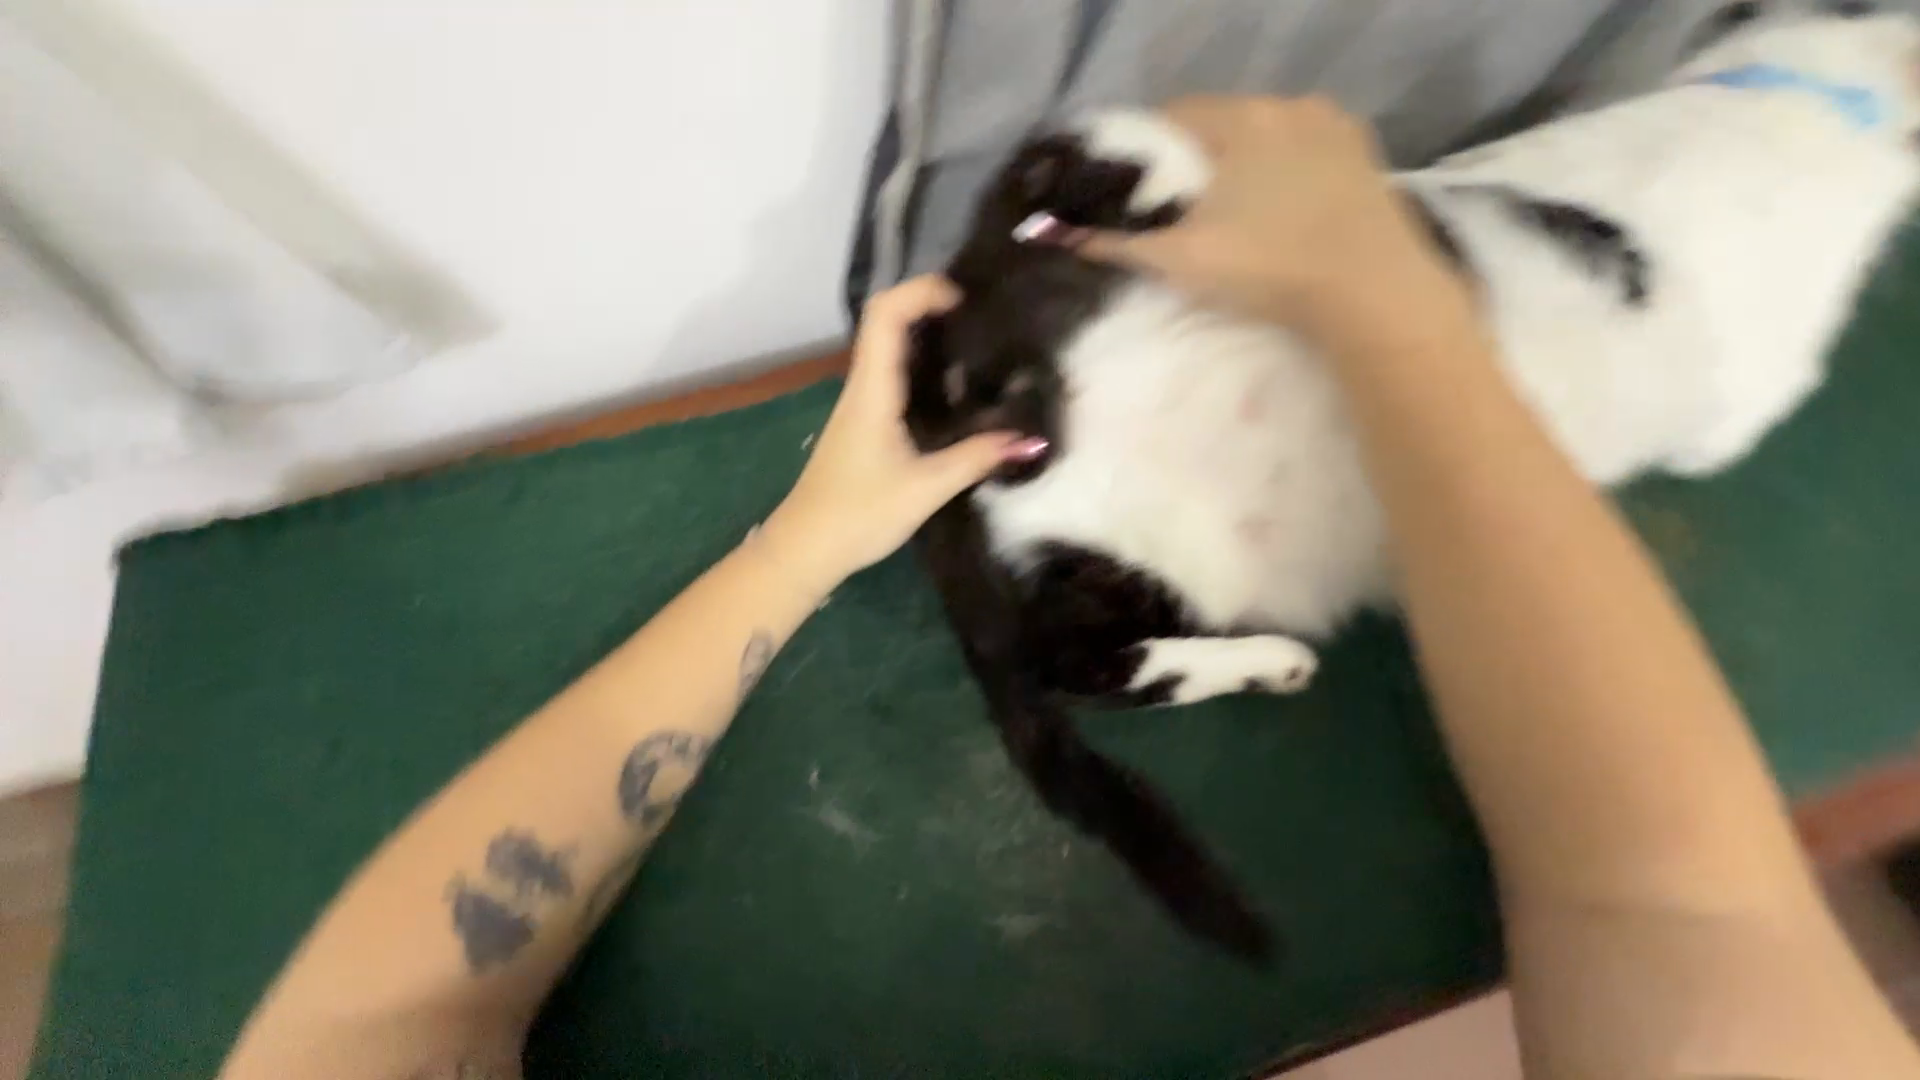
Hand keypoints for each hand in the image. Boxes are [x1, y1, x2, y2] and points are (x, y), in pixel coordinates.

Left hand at [759, 276, 1044, 589]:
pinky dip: (924, 373)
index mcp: (871, 390)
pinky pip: (894, 381)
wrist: (806, 548)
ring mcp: (860, 407)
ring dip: (929, 341)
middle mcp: (862, 388)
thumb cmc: (858, 514)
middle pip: (888, 324)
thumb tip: (1032, 440)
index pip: (884, 314)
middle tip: (984, 321)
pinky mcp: (864, 426)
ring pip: (891, 353)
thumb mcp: (925, 488)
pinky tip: (956, 395)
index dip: (921, 290)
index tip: (965, 299)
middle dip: (933, 309)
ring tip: (980, 350)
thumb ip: (977, 459)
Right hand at [1080, 96, 1468, 342]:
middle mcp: (1288, 105)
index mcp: (1239, 119)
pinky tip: (1282, 207)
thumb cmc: (1266, 268)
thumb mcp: (1179, 261)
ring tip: (1231, 208)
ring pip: (1268, 133)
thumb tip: (1053, 236)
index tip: (1135, 184)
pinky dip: (1286, 169)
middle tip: (1178, 204)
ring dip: (1244, 160)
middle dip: (1196, 155)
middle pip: (1223, 121)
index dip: (1146, 146)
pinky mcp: (1365, 155)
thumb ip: (1117, 246)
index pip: (1174, 113)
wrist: (1370, 293)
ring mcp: (1334, 126)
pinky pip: (1307, 150)